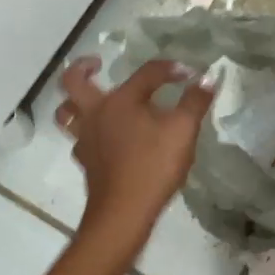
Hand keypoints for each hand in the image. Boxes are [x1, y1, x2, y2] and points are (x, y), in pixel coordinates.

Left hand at [55, 57, 212, 236]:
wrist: (124, 211)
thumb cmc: (154, 166)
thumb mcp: (183, 130)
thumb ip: (195, 102)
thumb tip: (207, 79)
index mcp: (121, 101)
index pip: (146, 74)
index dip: (169, 69)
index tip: (189, 74)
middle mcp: (96, 113)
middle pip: (73, 82)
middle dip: (82, 67)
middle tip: (97, 63)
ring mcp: (86, 139)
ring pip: (67, 113)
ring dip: (75, 102)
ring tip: (91, 99)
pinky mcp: (86, 161)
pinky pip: (79, 139)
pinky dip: (88, 132)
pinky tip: (103, 138)